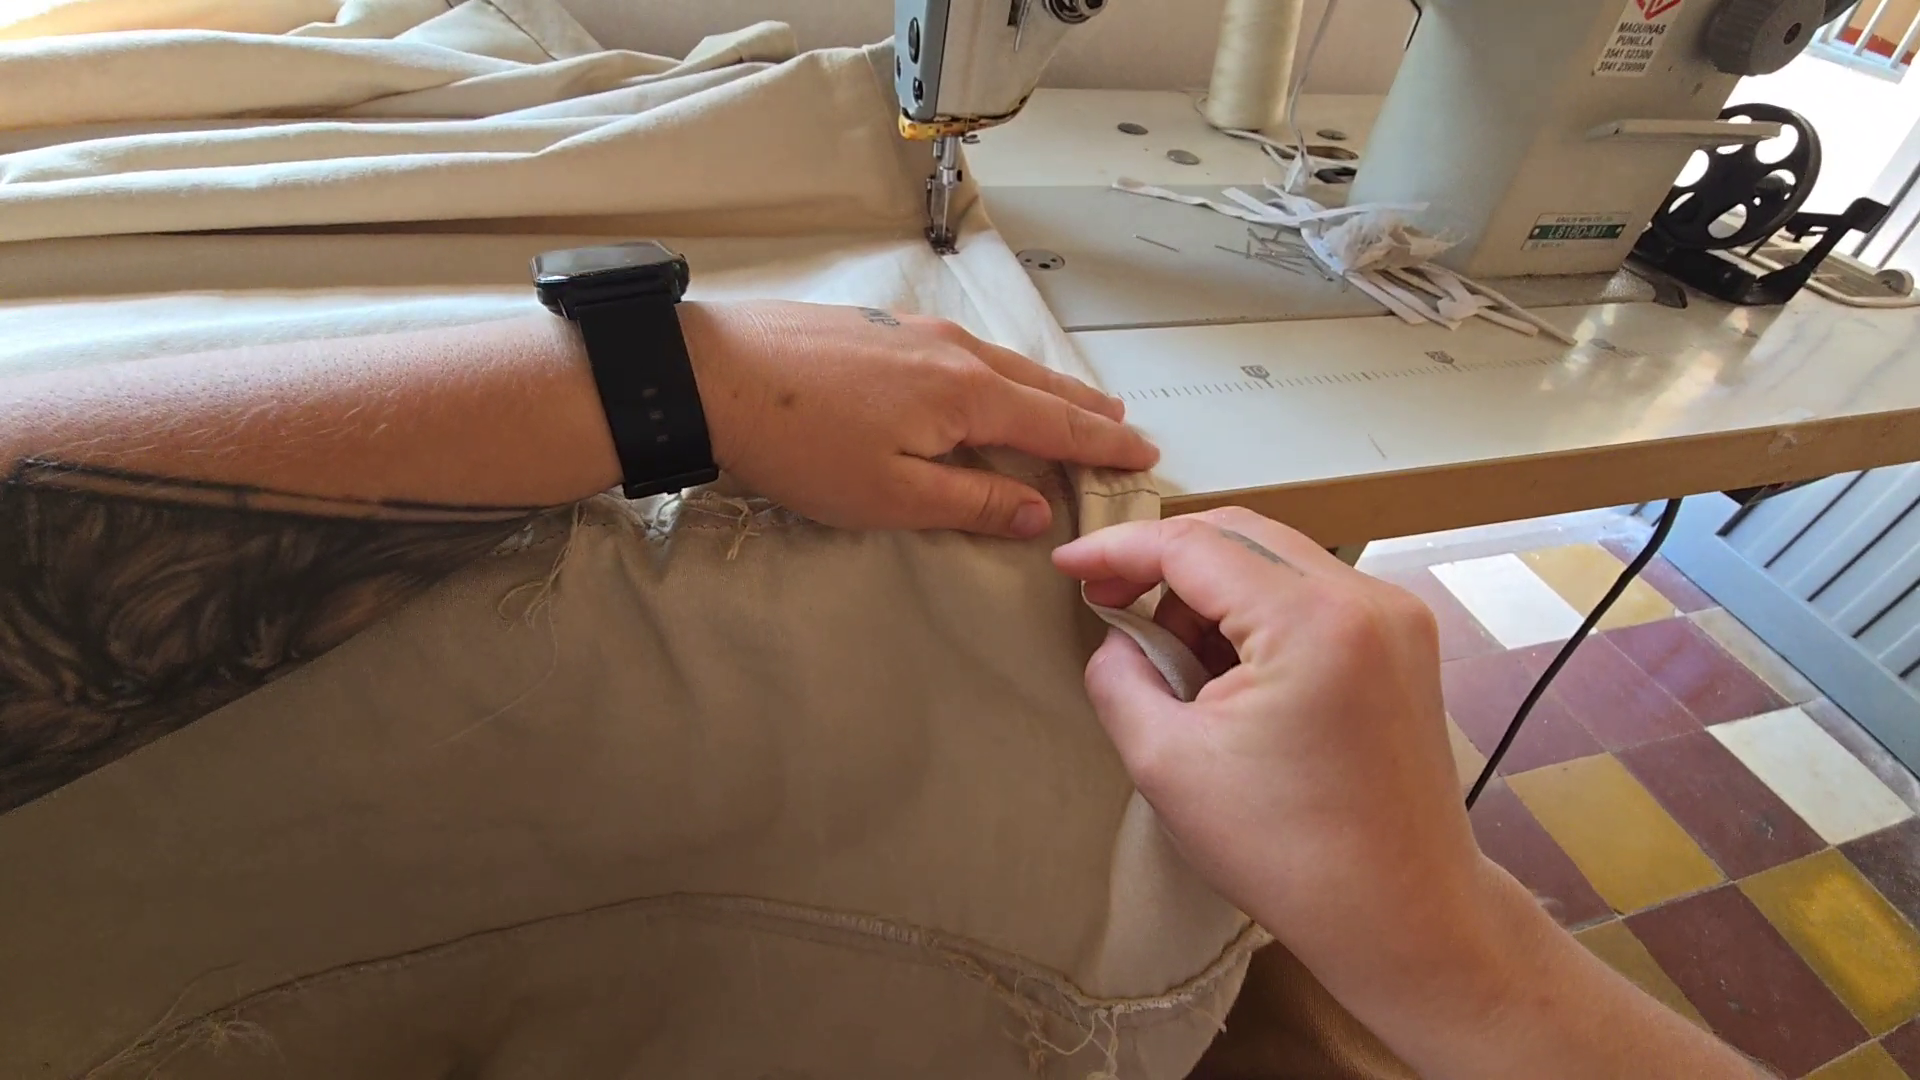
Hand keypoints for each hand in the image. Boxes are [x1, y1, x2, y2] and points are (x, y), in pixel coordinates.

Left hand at [678, 300, 1157, 538]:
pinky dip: (1001, 370)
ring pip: (1002, 361)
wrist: (714, 374)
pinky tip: (991, 377)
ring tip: (1075, 398)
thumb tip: (1038, 512)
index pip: (1055, 423)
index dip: (1101, 443)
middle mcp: (953, 352)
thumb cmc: (805, 447)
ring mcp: (915, 331)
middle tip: (1123, 422)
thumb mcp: (893, 494)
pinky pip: (965, 350)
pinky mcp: (880, 327)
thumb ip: (972, 500)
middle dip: (1085, 408)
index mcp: (966, 395)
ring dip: (1045, 385)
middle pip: (1037, 383)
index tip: (1142, 452)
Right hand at [1057, 507, 1761, 1079]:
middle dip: (1159, 559)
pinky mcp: (1397, 638)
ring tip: (1169, 656)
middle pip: (1235, 533)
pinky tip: (1220, 664)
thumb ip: (1117, 675)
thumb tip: (1118, 636)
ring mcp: (1394, 614)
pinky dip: (1245, 610)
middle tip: (1108, 598)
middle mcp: (1367, 598)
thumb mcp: (1162, 760)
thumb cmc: (1284, 851)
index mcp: (1314, 622)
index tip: (1067, 565)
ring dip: (1202, 589)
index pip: (1193, 545)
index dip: (1117, 548)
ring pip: (1267, 556)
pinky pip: (1300, 590)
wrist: (1404, 919)